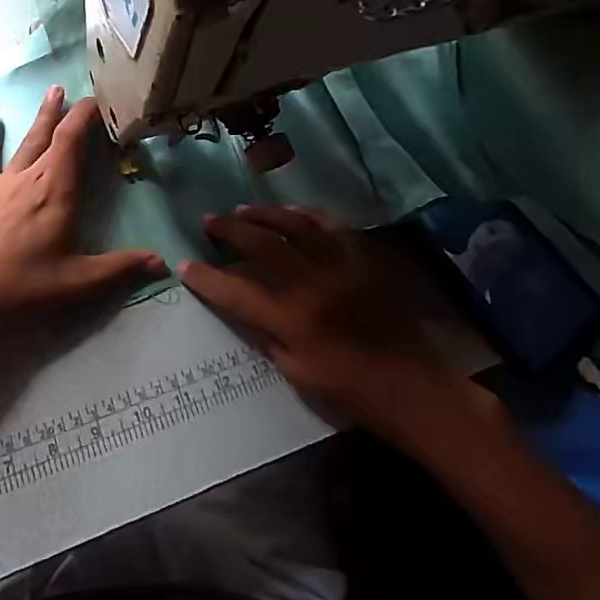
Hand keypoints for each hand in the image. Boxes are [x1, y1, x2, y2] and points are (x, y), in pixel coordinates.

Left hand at [0, 87, 166, 327]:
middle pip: (51, 135)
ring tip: (52, 91)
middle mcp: (30, 176)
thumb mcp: (79, 281)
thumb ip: (120, 267)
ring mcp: (1, 181)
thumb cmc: (23, 285)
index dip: (86, 116)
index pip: (74, 140)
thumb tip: (162, 262)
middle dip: (68, 113)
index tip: (100, 100)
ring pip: (25, 140)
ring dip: (40, 116)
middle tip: (79, 92)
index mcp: (57, 190)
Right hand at [180, 205, 498, 440]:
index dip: (207, 278)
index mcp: (293, 320)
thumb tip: (245, 308)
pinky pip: (333, 226)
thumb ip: (267, 336)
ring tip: (245, 210)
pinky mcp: (365, 259)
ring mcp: (342, 266)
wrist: (413, 386)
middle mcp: (314, 284)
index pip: (237, 291)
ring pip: (298, 224)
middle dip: (231, 229)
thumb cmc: (351, 390)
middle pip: (264, 243)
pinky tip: (294, 214)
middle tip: (210, 220)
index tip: (185, 265)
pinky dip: (308, 215)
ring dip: (267, 214)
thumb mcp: (297, 373)